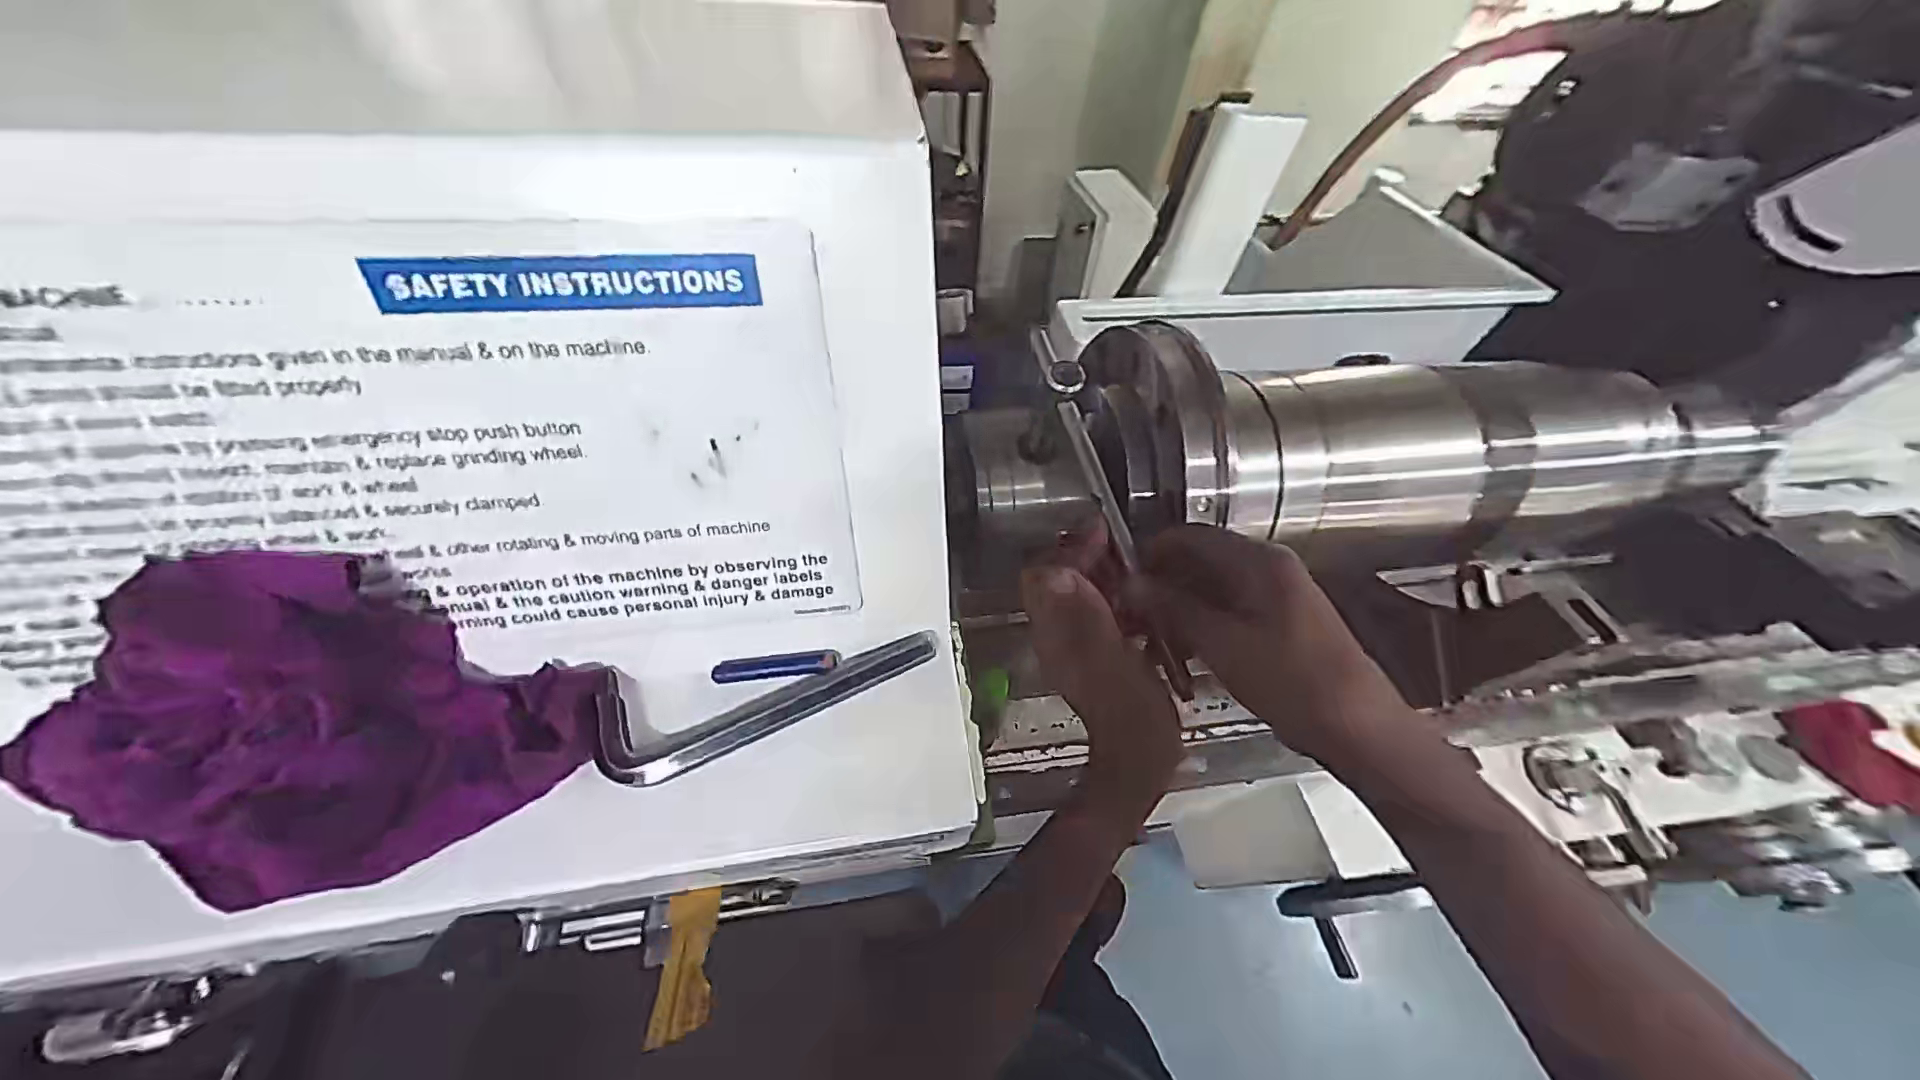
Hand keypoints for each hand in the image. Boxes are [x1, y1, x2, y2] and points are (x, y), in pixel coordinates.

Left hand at [1020, 525, 1183, 815]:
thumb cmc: (1131, 716)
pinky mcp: (1096, 654)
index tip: (1103, 533)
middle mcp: (1057, 634)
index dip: (1070, 548)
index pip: (1044, 574)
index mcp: (1055, 632)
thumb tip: (1057, 572)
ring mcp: (1075, 644)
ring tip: (1134, 568)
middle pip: (1059, 579)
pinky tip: (1141, 601)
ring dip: (1103, 574)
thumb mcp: (1111, 661)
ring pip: (1078, 593)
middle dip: (1087, 556)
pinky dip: (1116, 598)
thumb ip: (1086, 616)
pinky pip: (1098, 611)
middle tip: (1120, 547)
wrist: (1139, 759)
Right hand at [1130, 526, 1423, 771]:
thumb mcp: (1221, 642)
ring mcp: (1273, 596)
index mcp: (1259, 561)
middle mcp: (1267, 569)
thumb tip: (1130, 583)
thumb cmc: (1294, 681)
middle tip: (1127, 617)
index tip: (1119, 579)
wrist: (1357, 727)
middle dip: (1158, 587)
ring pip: (1207, 590)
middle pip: (1196, 562)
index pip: (1188, 536)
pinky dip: (1197, 627)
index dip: (1148, 554)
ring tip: (1146, 641)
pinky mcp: (1275, 624)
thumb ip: (1172, 607)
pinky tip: (1177, 655)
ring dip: (1174, 611)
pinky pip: (1224, 612)